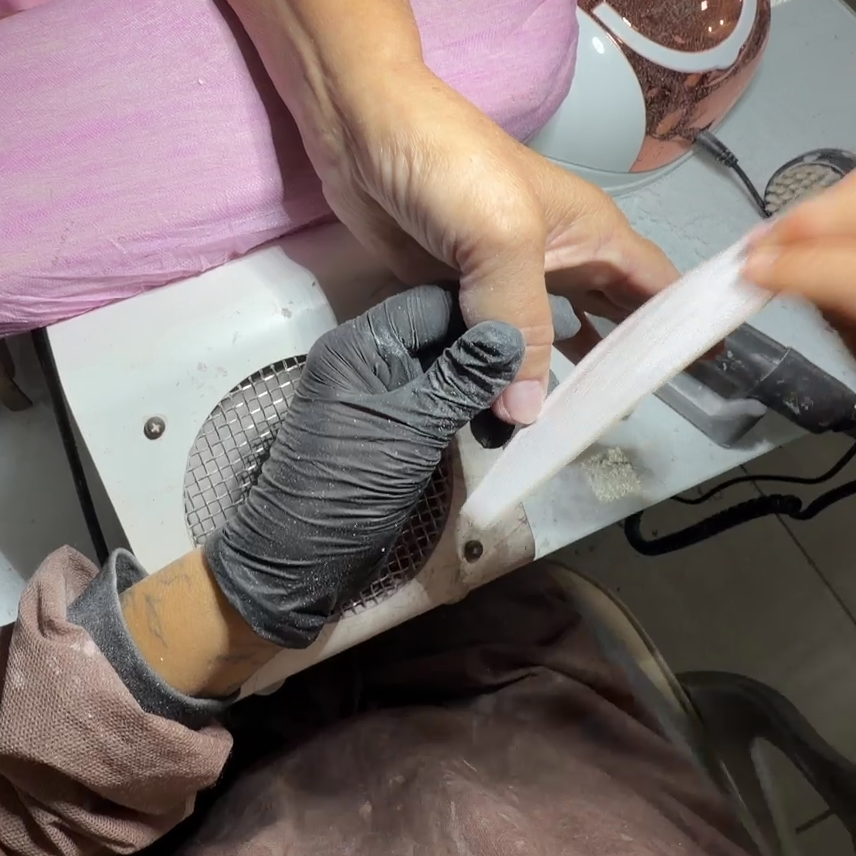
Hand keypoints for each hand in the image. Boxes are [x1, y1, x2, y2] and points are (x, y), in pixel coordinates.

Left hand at [204, 285, 523, 646]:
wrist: (303, 553)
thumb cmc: (350, 485)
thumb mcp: (414, 427)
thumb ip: (464, 378)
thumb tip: (514, 332)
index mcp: (361, 342)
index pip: (435, 303)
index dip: (491, 313)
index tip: (552, 325)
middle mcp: (365, 354)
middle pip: (440, 332)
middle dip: (493, 351)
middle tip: (550, 371)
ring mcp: (374, 388)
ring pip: (442, 366)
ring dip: (485, 383)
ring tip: (528, 408)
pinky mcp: (386, 420)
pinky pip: (433, 396)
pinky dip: (466, 405)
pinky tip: (497, 424)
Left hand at [321, 69, 679, 423]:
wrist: (362, 132)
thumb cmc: (452, 166)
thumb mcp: (505, 237)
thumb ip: (522, 322)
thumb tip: (528, 412)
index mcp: (591, 237)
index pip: (657, 292)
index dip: (679, 337)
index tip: (687, 394)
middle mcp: (554, 263)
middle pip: (599, 326)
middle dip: (605, 377)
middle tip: (600, 435)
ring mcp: (497, 281)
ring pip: (534, 343)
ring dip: (540, 383)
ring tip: (544, 436)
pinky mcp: (449, 293)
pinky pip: (478, 342)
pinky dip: (484, 374)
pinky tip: (483, 410)